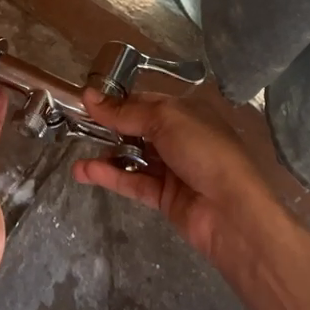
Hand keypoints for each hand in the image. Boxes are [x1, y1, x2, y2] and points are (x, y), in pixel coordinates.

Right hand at [71, 88, 272, 264]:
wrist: (233, 213)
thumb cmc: (205, 152)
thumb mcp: (165, 120)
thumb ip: (125, 112)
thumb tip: (89, 96)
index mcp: (186, 112)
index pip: (145, 101)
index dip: (117, 101)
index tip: (87, 101)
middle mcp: (179, 137)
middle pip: (137, 128)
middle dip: (109, 126)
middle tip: (76, 123)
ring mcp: (171, 169)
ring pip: (132, 155)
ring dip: (105, 153)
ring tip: (75, 149)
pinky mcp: (163, 197)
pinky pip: (132, 181)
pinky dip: (109, 175)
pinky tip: (85, 171)